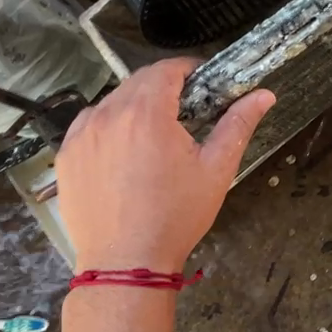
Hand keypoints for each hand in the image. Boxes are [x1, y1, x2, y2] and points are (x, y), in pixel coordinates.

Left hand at [55, 58, 275, 271]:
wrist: (126, 263)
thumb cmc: (176, 215)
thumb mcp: (216, 169)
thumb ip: (238, 124)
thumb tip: (264, 94)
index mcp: (146, 113)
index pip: (167, 69)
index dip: (189, 70)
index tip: (204, 83)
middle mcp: (108, 115)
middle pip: (139, 82)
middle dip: (164, 87)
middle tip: (186, 111)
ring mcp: (81, 135)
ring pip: (113, 101)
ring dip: (136, 105)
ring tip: (154, 134)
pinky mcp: (66, 155)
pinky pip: (89, 124)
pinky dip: (109, 125)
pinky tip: (124, 150)